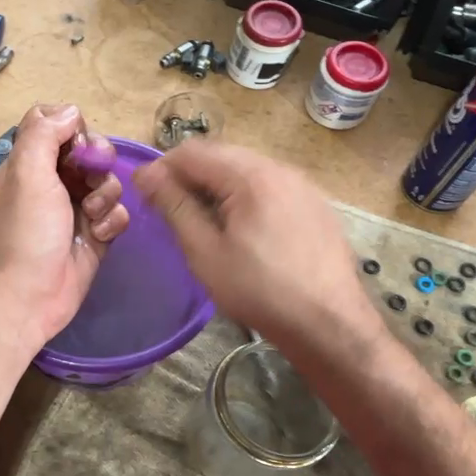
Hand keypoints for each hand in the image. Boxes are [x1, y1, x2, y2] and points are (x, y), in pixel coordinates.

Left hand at [0, 105, 128, 348]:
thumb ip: (44, 133)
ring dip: (106, 195)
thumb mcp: (27, 173)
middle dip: (97, 162)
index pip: (56, 126)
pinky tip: (99, 236)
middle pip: (89, 152)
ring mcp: (74, 211)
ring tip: (92, 216)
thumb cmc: (26, 232)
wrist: (29, 297)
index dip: (72, 130)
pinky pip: (116, 215)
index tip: (75, 145)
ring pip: (107, 182)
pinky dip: (112, 222)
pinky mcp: (94, 237)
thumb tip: (70, 111)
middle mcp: (51, 184)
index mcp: (29, 165)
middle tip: (90, 179)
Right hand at [133, 139, 383, 359]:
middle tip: (172, 214)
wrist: (330, 323)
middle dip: (189, 178)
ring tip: (204, 225)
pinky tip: (242, 232)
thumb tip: (145, 174)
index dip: (161, 170)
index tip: (146, 199)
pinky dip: (245, 198)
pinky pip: (269, 186)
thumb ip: (175, 207)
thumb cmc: (259, 291)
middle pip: (220, 155)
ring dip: (216, 188)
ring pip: (245, 170)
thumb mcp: (205, 252)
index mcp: (250, 175)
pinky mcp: (314, 204)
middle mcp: (279, 168)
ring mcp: (302, 184)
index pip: (191, 151)